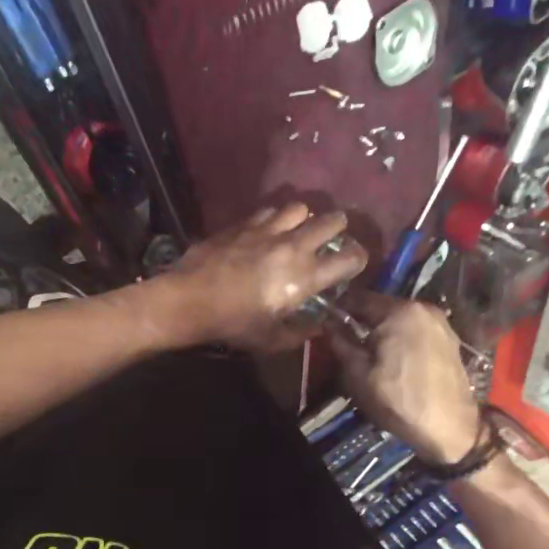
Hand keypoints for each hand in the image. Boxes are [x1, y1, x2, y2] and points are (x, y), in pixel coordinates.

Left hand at [158, 203, 368, 351]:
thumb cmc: (233, 324)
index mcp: (305, 276)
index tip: (353, 264)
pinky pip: (270, 210)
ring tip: (300, 228)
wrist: (190, 300)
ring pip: (301, 207)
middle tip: (333, 238)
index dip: (358, 259)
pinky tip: (270, 228)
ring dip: (306, 217)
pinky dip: (276, 217)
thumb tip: (319, 327)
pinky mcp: (244, 223)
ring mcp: (268, 230)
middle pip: (332, 221)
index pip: (349, 258)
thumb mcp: (271, 340)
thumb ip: (301, 333)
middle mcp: (293, 246)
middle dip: (339, 228)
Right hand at [328, 294, 482, 463]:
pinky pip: (417, 330)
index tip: (326, 321)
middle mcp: (422, 308)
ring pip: (400, 319)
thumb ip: (341, 342)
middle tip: (347, 341)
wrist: (449, 427)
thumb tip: (328, 323)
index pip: (358, 297)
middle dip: (363, 320)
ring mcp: (440, 322)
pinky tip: (395, 359)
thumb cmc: (398, 400)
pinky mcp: (450, 339)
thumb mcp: (358, 374)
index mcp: (399, 311)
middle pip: (382, 307)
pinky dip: (402, 338)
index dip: (339, 308)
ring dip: (384, 330)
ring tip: (371, 353)